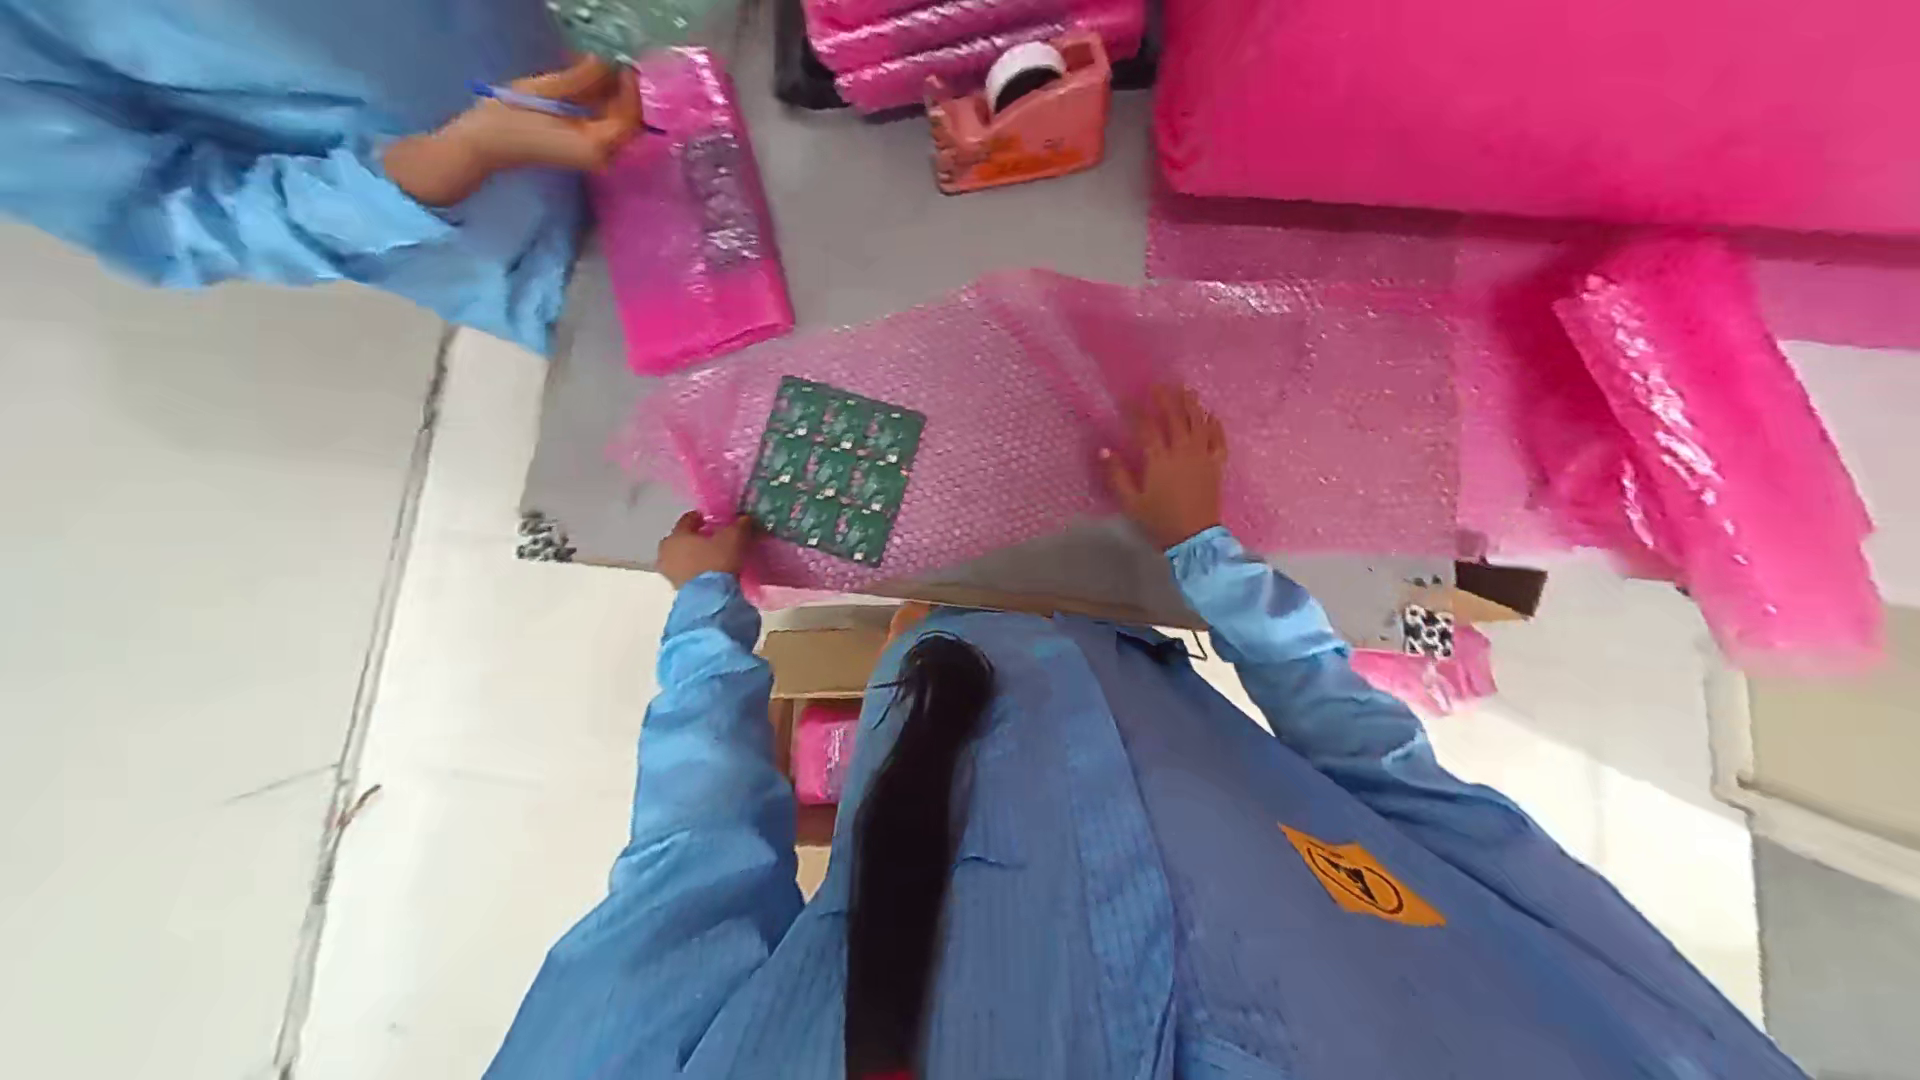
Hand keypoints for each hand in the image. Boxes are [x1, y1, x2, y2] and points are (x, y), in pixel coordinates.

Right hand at [385, 56, 643, 205]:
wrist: (489, 145)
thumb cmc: (511, 117)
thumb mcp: (546, 90)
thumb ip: (580, 79)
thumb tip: (602, 63)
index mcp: (595, 145)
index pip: (628, 120)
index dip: (630, 93)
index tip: (624, 67)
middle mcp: (602, 157)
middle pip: (627, 127)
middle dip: (625, 97)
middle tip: (615, 68)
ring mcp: (594, 158)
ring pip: (618, 129)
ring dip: (614, 102)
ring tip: (601, 73)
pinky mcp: (585, 153)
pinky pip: (605, 132)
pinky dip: (603, 110)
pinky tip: (591, 90)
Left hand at [656, 512, 754, 588]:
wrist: (710, 598)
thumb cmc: (718, 561)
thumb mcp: (734, 538)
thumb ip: (740, 524)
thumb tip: (744, 518)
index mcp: (677, 534)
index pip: (688, 519)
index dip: (702, 518)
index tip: (715, 520)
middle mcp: (666, 550)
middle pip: (681, 539)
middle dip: (696, 538)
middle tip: (713, 540)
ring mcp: (668, 571)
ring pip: (681, 557)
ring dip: (694, 555)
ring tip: (713, 558)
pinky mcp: (675, 588)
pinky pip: (684, 572)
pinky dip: (694, 570)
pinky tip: (709, 572)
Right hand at [1101, 386, 1227, 549]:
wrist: (1195, 538)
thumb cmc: (1159, 520)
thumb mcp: (1131, 501)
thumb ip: (1117, 475)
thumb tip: (1104, 450)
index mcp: (1159, 460)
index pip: (1146, 427)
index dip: (1136, 411)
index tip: (1127, 399)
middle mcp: (1182, 451)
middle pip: (1175, 418)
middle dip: (1165, 399)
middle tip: (1158, 385)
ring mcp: (1202, 456)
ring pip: (1198, 423)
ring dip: (1191, 404)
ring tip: (1185, 390)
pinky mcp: (1216, 465)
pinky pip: (1218, 439)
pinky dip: (1215, 425)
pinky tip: (1211, 415)